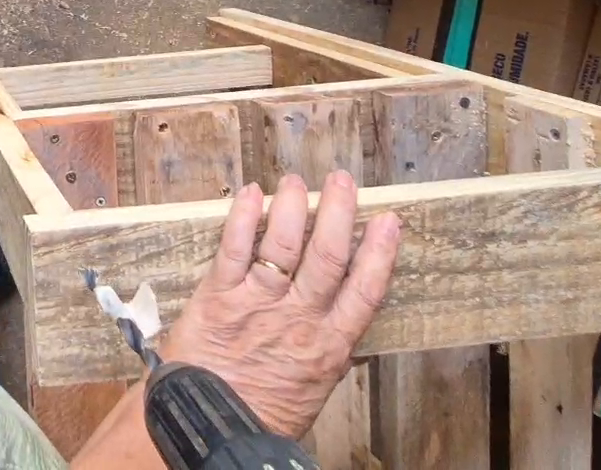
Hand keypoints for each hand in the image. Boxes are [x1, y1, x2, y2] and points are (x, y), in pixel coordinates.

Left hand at [155, 170, 400, 438]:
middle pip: (327, 257)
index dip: (378, 253)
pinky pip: (234, 248)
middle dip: (338, 213)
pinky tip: (251, 193)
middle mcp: (297, 318)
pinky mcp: (219, 294)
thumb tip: (344, 323)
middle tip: (342, 180)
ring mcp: (258, 303)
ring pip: (283, 246)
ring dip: (292, 208)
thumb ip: (326, 349)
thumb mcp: (311, 387)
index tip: (390, 220)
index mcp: (328, 345)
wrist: (211, 420)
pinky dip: (243, 217)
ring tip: (297, 181)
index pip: (364, 291)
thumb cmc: (260, 408)